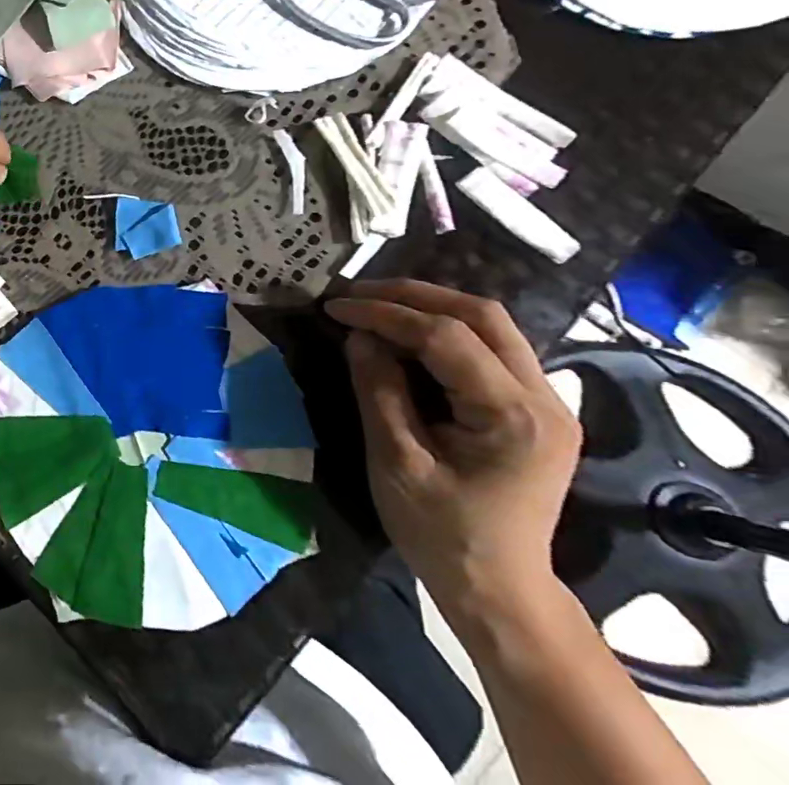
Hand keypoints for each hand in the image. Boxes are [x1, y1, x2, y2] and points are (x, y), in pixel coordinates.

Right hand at [325, 279, 581, 617]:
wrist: (495, 583)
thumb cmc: (438, 528)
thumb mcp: (395, 459)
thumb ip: (378, 390)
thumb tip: (358, 336)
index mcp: (512, 415)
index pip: (446, 337)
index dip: (384, 314)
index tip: (332, 308)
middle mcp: (543, 399)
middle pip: (484, 317)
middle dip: (414, 296)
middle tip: (354, 295)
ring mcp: (545, 404)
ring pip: (492, 328)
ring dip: (429, 308)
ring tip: (373, 307)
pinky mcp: (531, 412)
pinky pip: (489, 352)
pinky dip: (443, 333)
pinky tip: (404, 339)